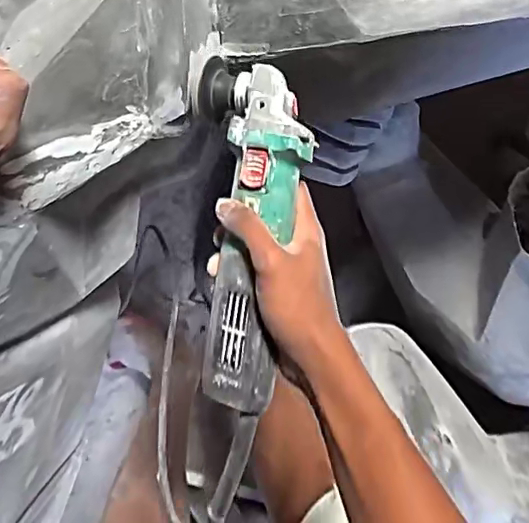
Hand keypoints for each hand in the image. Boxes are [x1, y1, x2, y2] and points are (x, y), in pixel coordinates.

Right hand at [213, 183, 343, 377]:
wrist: (310, 358)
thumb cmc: (298, 306)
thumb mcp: (271, 260)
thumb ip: (248, 228)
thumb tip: (224, 203)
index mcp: (305, 229)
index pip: (291, 187)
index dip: (270, 175)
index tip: (243, 170)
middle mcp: (296, 242)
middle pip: (266, 213)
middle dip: (240, 215)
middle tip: (222, 220)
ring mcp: (283, 264)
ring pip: (252, 241)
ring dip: (232, 245)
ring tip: (218, 256)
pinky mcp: (271, 285)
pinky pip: (248, 265)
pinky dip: (233, 267)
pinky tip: (220, 275)